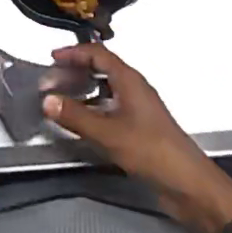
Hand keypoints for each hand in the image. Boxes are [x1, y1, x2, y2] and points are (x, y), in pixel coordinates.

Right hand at [44, 42, 231, 232]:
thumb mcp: (107, 133)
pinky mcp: (138, 124)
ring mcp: (137, 106)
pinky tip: (81, 120)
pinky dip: (93, 106)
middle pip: (102, 67)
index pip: (99, 54)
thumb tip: (47, 99)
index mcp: (129, 79)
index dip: (74, 52)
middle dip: (76, 69)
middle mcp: (133, 87)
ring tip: (61, 97)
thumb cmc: (148, 149)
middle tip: (52, 78)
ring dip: (84, 88)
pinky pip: (110, 105)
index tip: (53, 56)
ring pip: (106, 87)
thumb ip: (76, 116)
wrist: (184, 180)